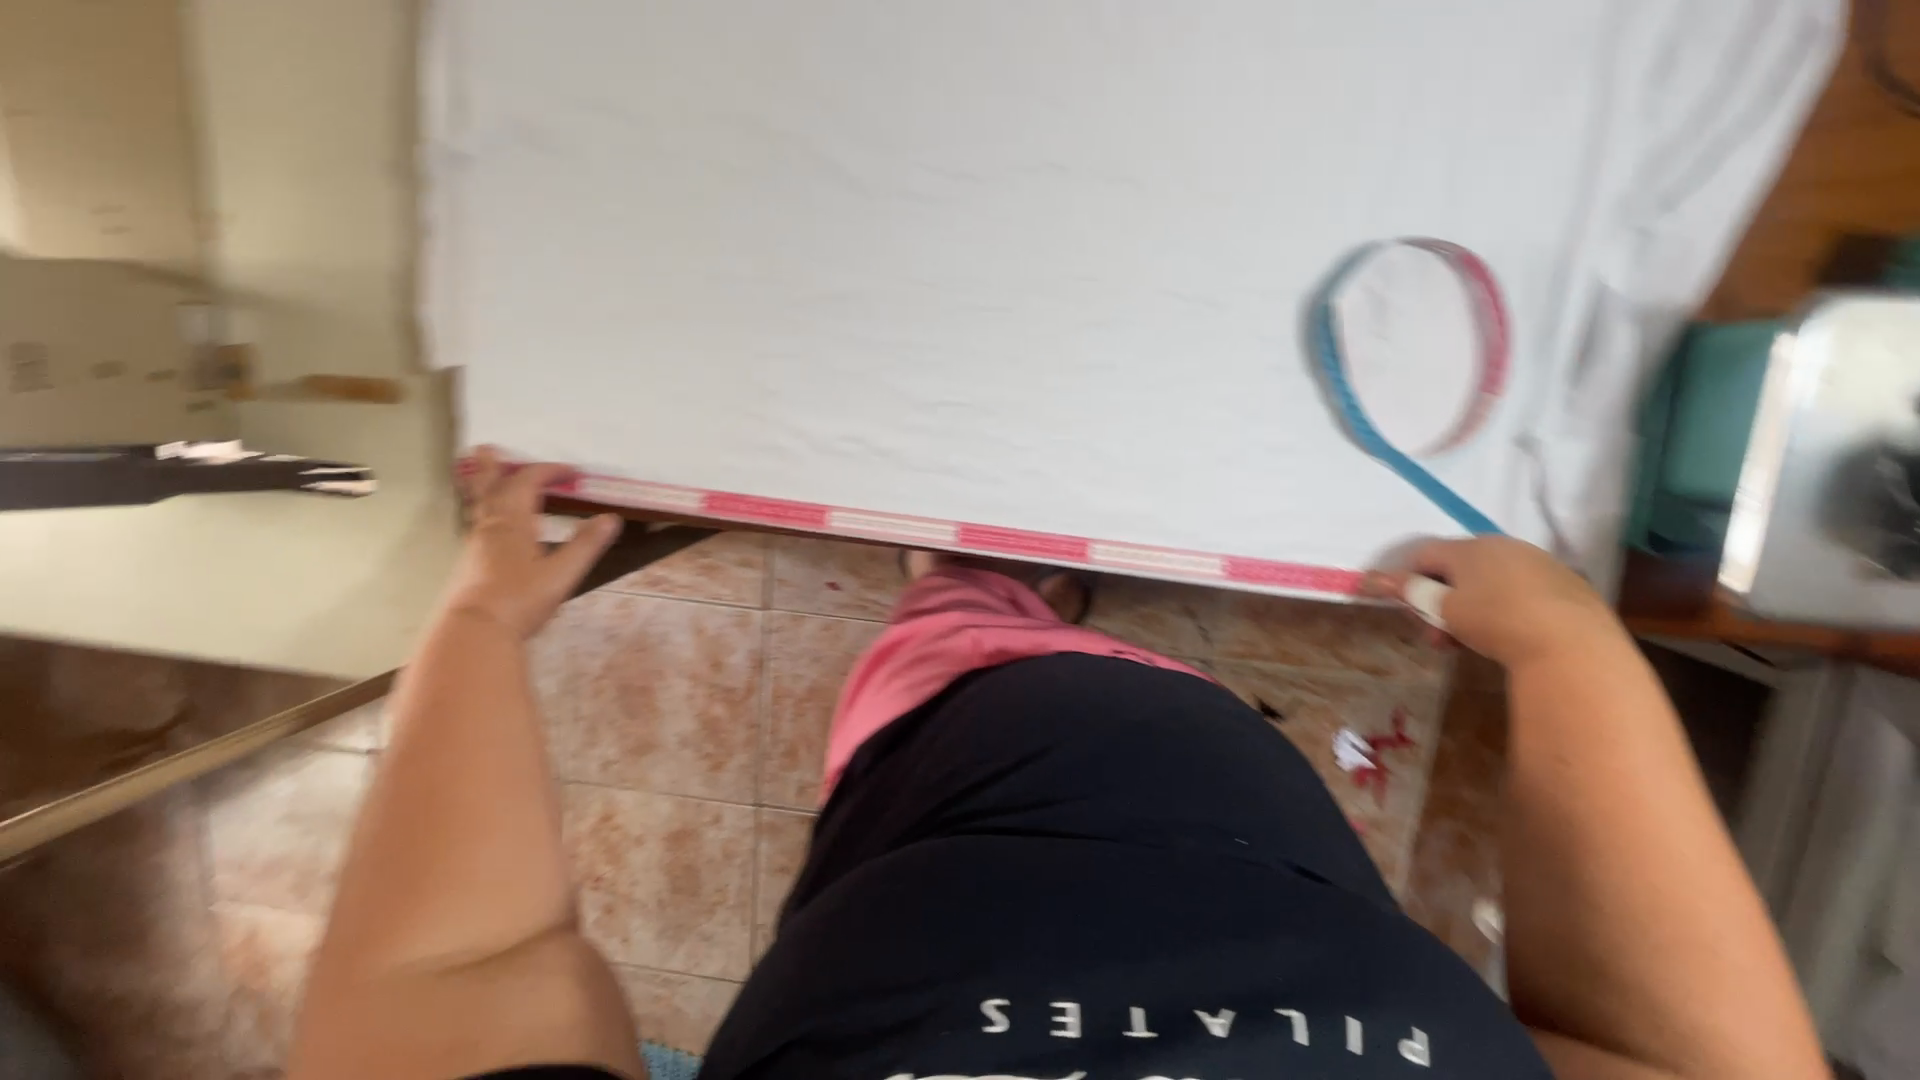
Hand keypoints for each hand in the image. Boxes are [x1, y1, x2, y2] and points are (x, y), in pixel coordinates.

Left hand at [439, 447, 622, 638]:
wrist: (473, 632)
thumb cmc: (519, 599)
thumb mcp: (561, 573)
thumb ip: (585, 545)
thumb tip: (611, 518)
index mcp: (513, 523)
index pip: (528, 484)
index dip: (549, 472)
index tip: (571, 471)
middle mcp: (490, 527)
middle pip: (490, 488)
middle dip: (493, 467)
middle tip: (488, 449)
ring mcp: (475, 546)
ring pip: (480, 506)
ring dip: (486, 488)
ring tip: (486, 479)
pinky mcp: (470, 564)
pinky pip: (478, 525)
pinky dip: (486, 512)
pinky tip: (493, 527)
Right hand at [1370, 536, 1622, 669]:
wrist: (1573, 646)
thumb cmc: (1496, 621)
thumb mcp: (1444, 610)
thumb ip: (1410, 592)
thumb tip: (1372, 579)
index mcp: (1471, 547)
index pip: (1423, 553)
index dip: (1407, 579)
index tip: (1407, 610)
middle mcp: (1505, 546)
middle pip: (1457, 568)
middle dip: (1440, 600)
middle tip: (1436, 635)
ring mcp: (1540, 563)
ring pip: (1490, 580)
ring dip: (1470, 607)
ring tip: (1470, 641)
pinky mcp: (1567, 585)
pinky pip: (1521, 591)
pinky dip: (1504, 608)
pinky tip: (1509, 636)